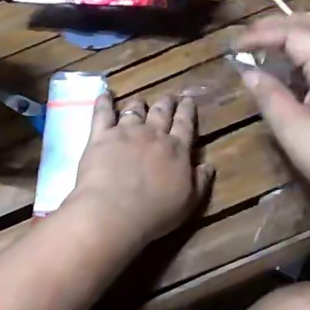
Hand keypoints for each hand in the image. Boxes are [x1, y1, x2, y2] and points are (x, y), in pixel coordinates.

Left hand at [61, 93, 212, 250]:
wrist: (114, 212)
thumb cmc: (154, 214)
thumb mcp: (188, 203)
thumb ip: (200, 182)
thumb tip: (209, 165)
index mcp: (178, 151)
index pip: (185, 125)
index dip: (187, 112)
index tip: (188, 101)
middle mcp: (154, 135)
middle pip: (162, 112)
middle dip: (166, 103)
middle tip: (168, 97)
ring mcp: (126, 132)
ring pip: (134, 110)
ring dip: (138, 104)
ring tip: (139, 101)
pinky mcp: (100, 135)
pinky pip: (102, 112)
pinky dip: (103, 101)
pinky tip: (105, 94)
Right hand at [235, 15, 309, 217]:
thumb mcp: (293, 130)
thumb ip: (270, 96)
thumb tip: (250, 74)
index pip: (295, 34)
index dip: (262, 35)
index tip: (234, 45)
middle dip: (284, 24)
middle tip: (253, 35)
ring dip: (306, 30)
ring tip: (277, 43)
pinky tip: (308, 66)